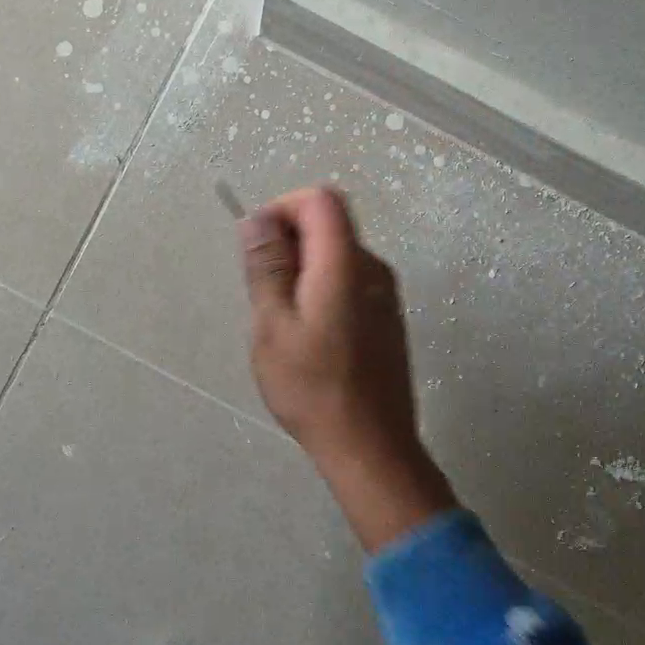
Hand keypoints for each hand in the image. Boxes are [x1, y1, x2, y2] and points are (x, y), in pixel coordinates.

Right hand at [240, 186, 455, 550]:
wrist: (369, 445)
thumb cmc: (312, 387)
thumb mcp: (273, 325)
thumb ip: (267, 266)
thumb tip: (257, 218)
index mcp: (345, 263)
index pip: (320, 199)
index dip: (282, 209)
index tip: (257, 249)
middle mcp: (373, 269)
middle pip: (329, 226)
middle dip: (288, 245)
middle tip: (264, 296)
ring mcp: (386, 296)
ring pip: (337, 258)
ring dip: (302, 273)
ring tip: (282, 325)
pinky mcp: (387, 320)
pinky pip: (349, 285)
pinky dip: (321, 294)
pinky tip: (309, 341)